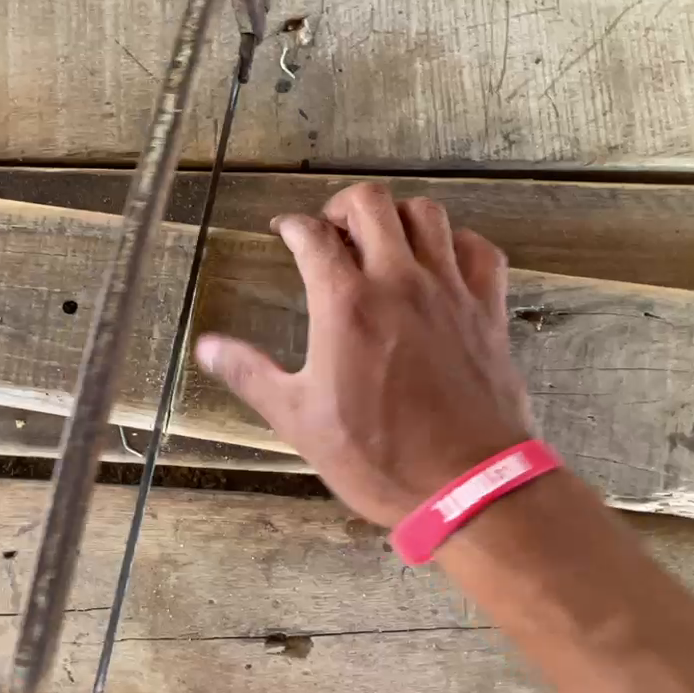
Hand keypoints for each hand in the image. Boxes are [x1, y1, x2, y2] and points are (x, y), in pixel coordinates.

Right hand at [195, 184, 533, 526]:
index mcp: (345, 303)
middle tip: (331, 232)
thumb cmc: (377, 456)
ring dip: (397, 218)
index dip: (291, 225)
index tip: (284, 232)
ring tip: (381, 242)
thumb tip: (205, 346)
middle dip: (341, 206)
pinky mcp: (488, 310)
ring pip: (427, 214)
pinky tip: (439, 263)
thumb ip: (249, 373)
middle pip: (371, 203)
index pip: (312, 236)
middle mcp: (398, 282)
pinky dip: (455, 243)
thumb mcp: (298, 418)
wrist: (470, 488)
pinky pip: (478, 249)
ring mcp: (449, 291)